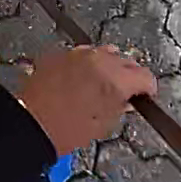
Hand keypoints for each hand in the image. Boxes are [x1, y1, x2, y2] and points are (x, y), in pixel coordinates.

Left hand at [17, 45, 157, 153]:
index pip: (145, 76)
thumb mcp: (104, 124)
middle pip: (126, 59)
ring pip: (104, 52)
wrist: (33, 122)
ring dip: (109, 64)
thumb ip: (120, 106)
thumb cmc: (68, 129)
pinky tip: (83, 77)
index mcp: (116, 80)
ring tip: (104, 82)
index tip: (145, 94)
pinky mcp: (62, 52)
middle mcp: (99, 60)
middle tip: (126, 90)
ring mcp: (78, 53)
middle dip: (129, 74)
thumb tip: (127, 98)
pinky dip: (88, 62)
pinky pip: (82, 53)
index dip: (147, 87)